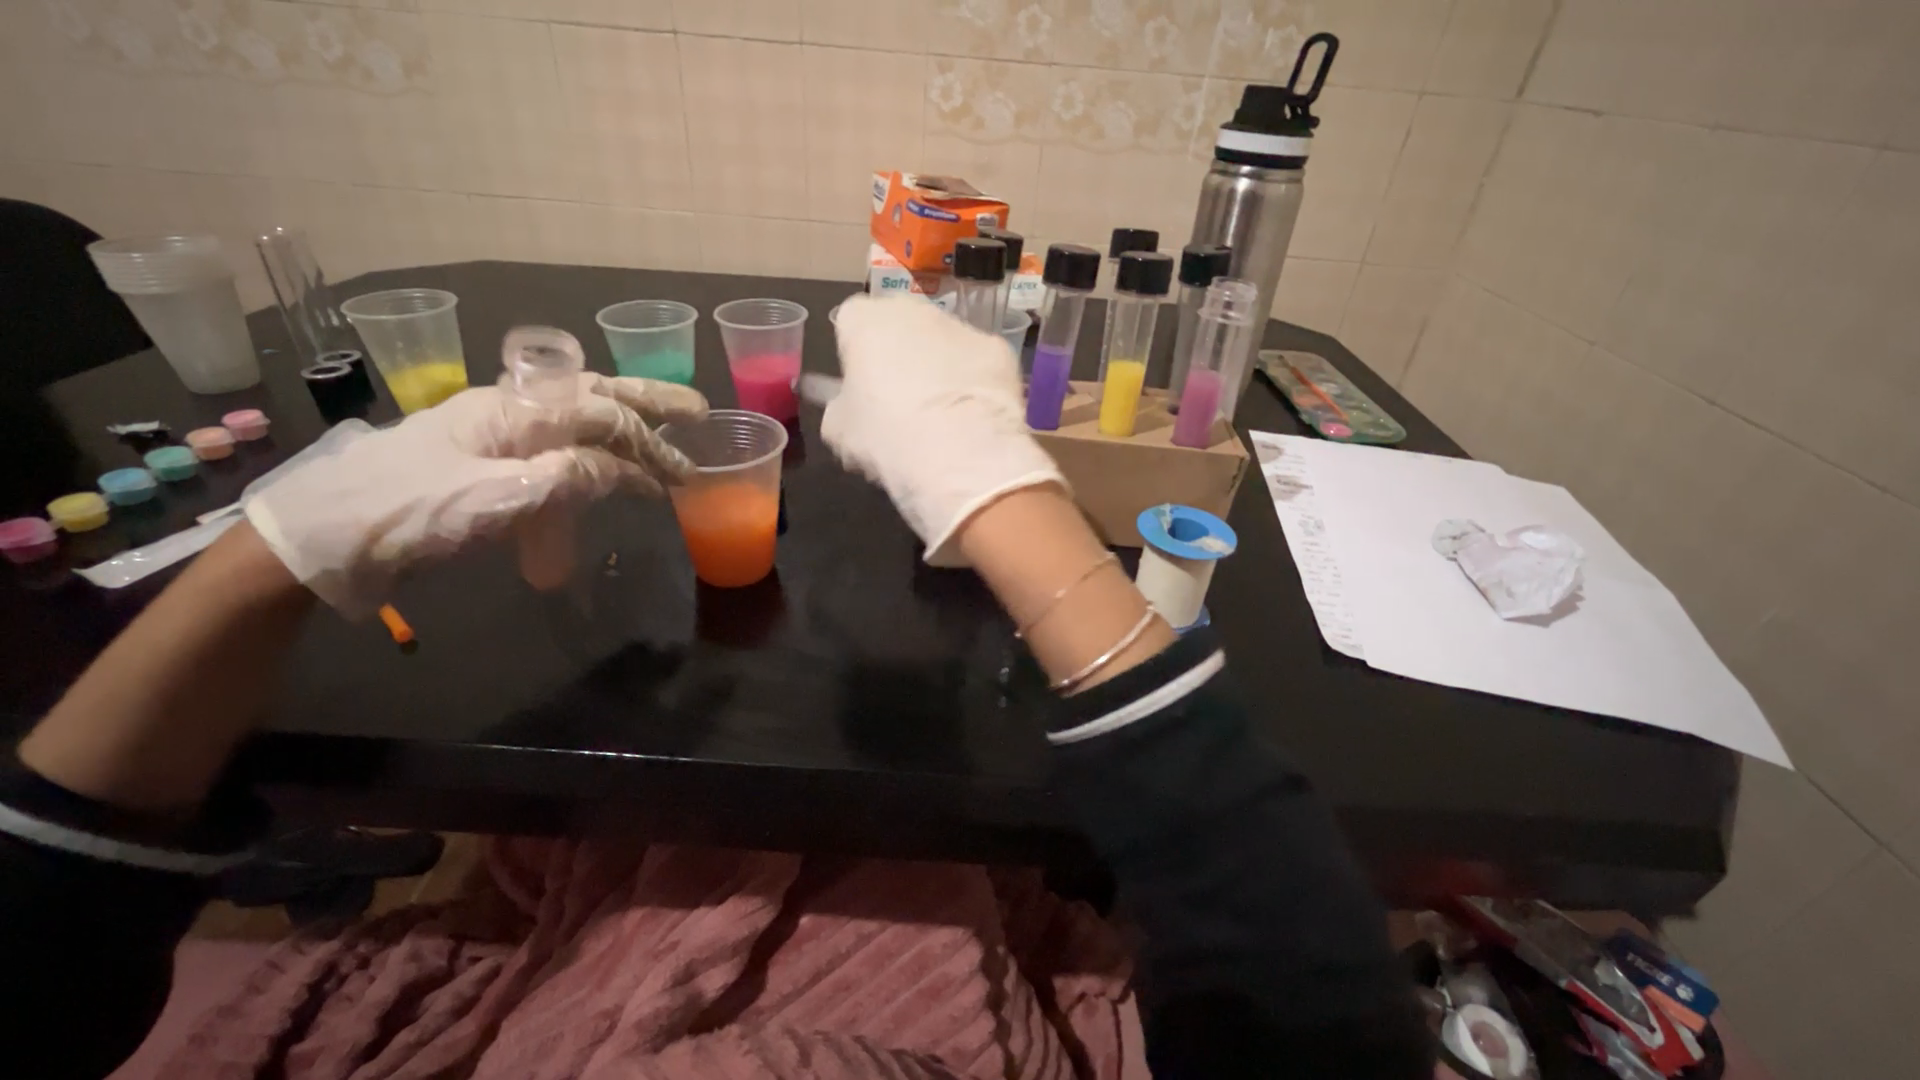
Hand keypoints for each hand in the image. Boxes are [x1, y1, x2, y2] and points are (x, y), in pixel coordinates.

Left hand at [247, 373, 705, 614]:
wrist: (318, 540)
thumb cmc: (405, 513)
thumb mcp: (495, 499)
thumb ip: (567, 478)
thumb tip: (627, 471)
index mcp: (513, 410)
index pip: (600, 414)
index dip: (648, 444)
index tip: (683, 477)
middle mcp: (506, 410)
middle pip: (591, 396)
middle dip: (646, 405)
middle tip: (695, 413)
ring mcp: (490, 434)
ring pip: (570, 419)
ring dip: (619, 427)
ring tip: (656, 437)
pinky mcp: (478, 463)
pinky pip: (547, 448)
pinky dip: (582, 458)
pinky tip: (591, 474)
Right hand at [823, 295, 1064, 563]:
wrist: (959, 456)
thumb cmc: (886, 438)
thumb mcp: (839, 430)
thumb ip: (841, 405)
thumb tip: (849, 407)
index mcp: (864, 320)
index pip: (851, 322)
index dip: (856, 355)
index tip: (861, 387)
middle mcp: (913, 309)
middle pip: (900, 325)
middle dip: (900, 353)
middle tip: (901, 400)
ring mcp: (960, 326)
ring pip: (943, 341)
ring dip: (940, 366)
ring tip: (942, 415)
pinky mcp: (998, 349)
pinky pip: (978, 363)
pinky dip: (976, 383)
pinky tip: (973, 418)